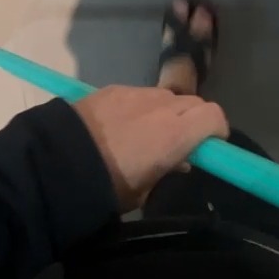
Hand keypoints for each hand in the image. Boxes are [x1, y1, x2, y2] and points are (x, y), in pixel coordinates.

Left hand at [72, 85, 228, 211]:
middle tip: (182, 143)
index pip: (214, 116)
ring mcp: (137, 92)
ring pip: (166, 96)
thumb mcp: (145, 191)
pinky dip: (143, 107)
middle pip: (193, 102)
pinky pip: (140, 94)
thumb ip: (169, 169)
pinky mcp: (115, 87)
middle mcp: (161, 105)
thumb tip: (179, 160)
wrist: (61, 159)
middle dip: (194, 120)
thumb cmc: (108, 185)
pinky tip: (125, 126)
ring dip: (168, 112)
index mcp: (175, 133)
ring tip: (150, 134)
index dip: (217, 130)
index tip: (212, 147)